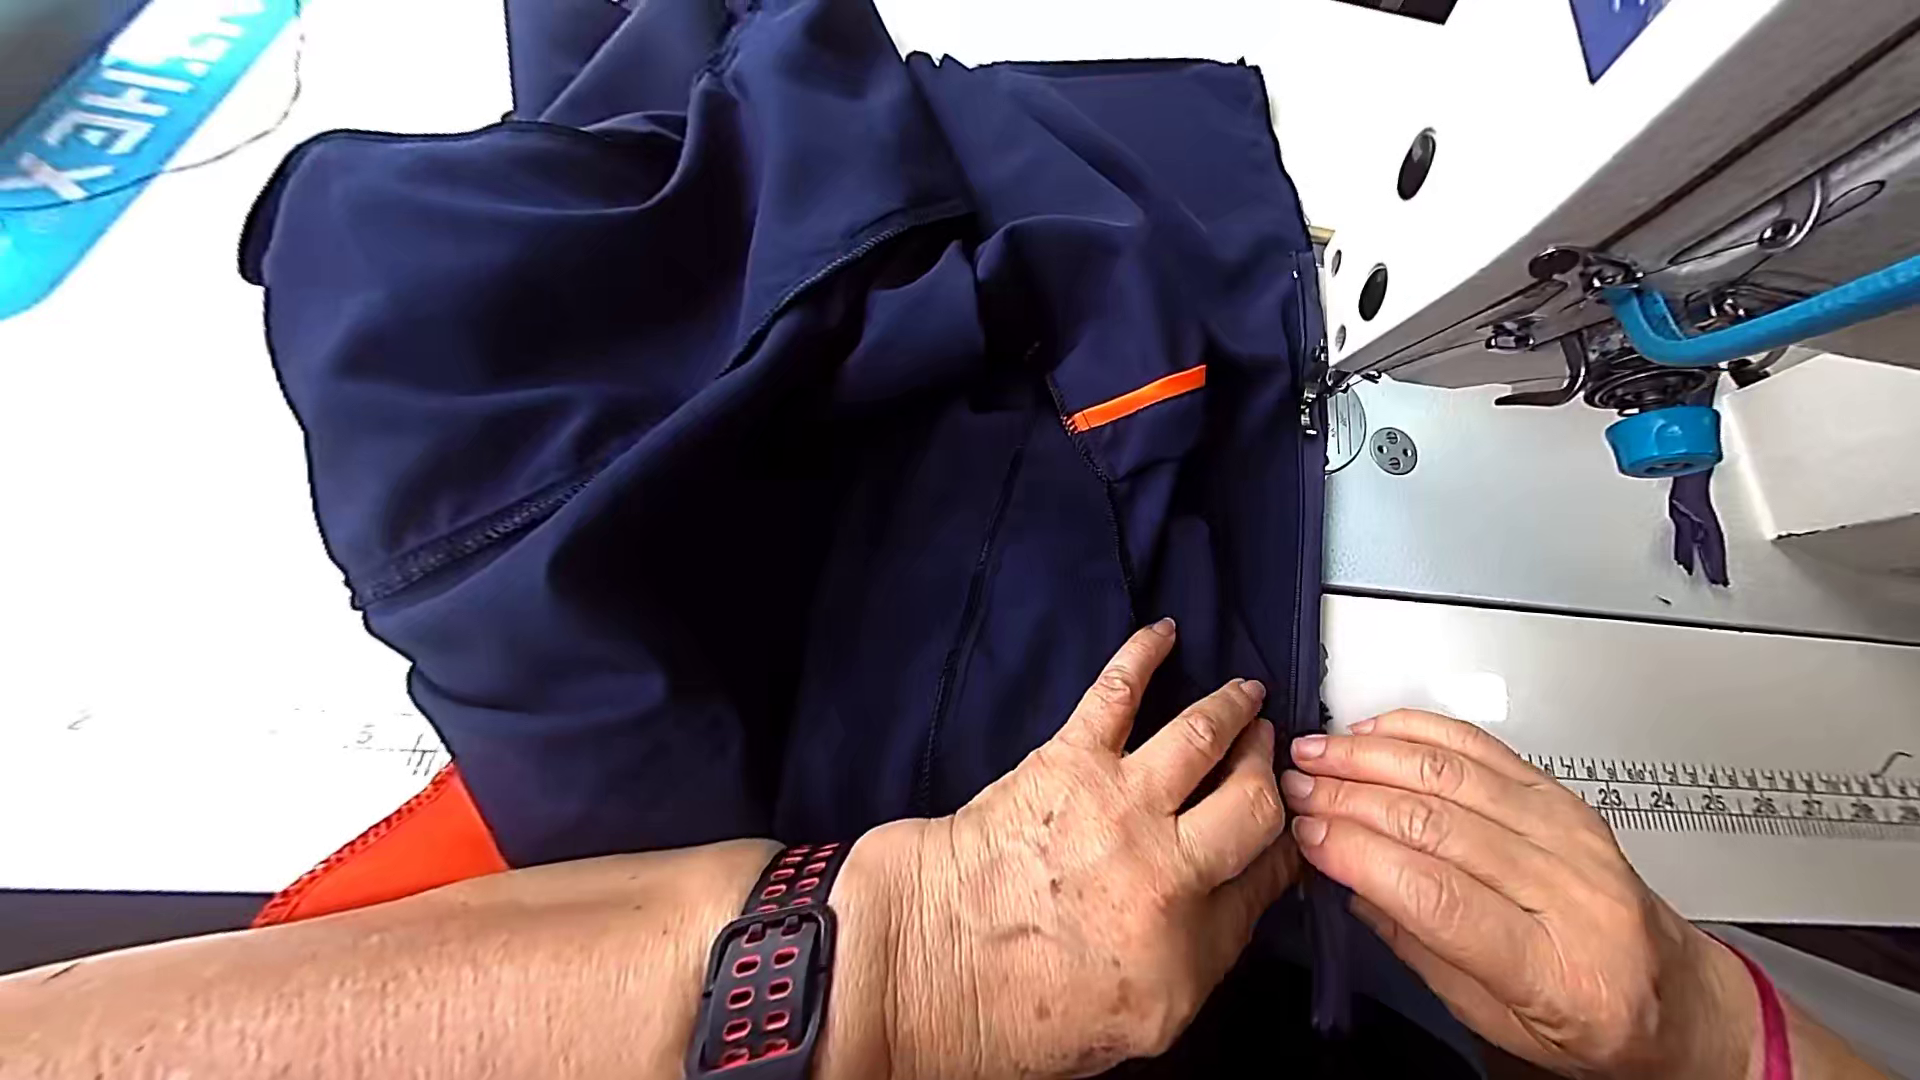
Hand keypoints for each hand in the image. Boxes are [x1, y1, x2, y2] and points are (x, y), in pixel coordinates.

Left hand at [846, 620, 1296, 1078]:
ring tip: (1246, 691)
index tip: (1285, 819)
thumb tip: (1242, 886)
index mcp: (1193, 944)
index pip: (1268, 876)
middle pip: (1252, 799)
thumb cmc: (1021, 1003)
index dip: (1284, 841)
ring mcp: (1121, 803)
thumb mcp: (1139, 1017)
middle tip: (1270, 745)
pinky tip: (1164, 632)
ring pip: (1201, 737)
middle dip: (1268, 766)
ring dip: (1232, 707)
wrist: (931, 956)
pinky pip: (1118, 690)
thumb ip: (1203, 951)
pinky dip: (1144, 653)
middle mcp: (1170, 867)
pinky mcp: (1069, 756)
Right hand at [1280, 709, 1757, 1078]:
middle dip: (1343, 796)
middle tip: (1294, 786)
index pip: (1431, 892)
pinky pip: (1474, 743)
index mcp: (1558, 972)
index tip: (1302, 831)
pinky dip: (1411, 728)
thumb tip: (1330, 858)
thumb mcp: (1484, 1012)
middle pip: (1430, 821)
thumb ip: (1402, 934)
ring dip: (1364, 755)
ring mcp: (1569, 833)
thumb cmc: (1580, 1018)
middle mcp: (1572, 894)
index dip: (1352, 851)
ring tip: (1314, 752)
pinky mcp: (1559, 793)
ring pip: (1444, 772)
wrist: (1675, 997)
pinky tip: (1367, 731)